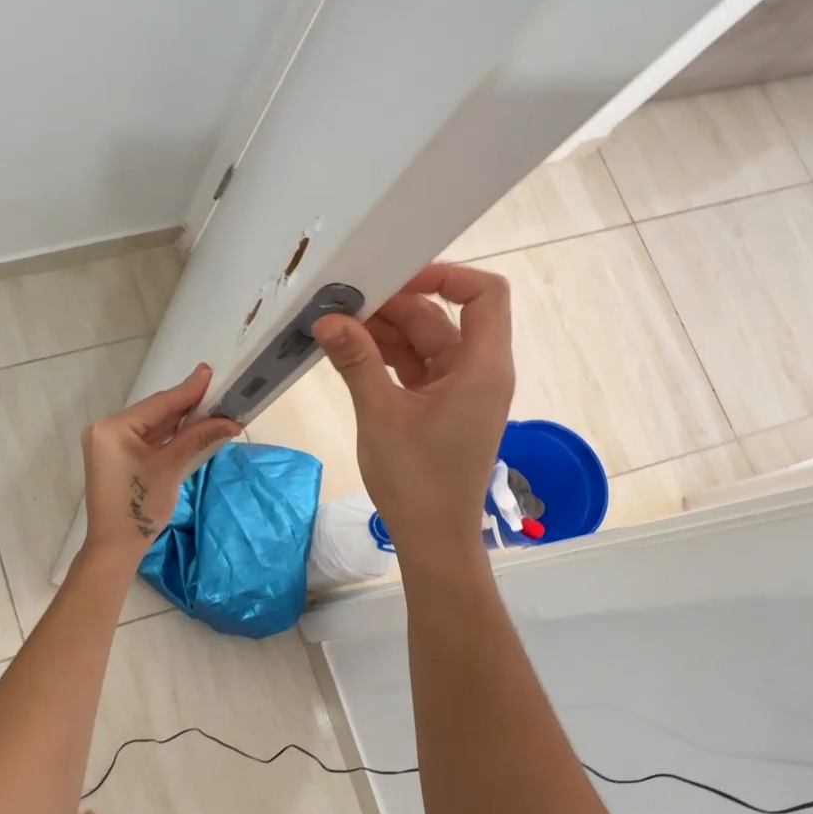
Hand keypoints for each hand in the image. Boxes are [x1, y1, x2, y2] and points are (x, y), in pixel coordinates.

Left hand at [80, 364, 242, 564]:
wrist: (115, 546)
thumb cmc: (140, 506)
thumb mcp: (171, 467)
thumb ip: (197, 437)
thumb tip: (231, 420)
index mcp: (112, 428)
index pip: (158, 404)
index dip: (188, 390)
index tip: (210, 372)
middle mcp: (104, 430)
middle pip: (153, 412)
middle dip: (185, 406)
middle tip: (216, 391)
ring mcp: (106, 444)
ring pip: (149, 426)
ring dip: (177, 421)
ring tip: (208, 407)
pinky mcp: (112, 458)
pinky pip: (142, 439)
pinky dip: (165, 436)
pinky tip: (188, 427)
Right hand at [312, 263, 515, 549]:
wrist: (433, 537)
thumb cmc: (416, 479)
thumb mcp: (381, 415)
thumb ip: (356, 362)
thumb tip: (328, 319)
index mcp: (482, 367)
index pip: (484, 295)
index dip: (446, 276)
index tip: (395, 277)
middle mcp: (478, 371)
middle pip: (443, 318)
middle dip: (396, 307)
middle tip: (345, 302)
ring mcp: (459, 392)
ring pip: (425, 344)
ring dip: (385, 333)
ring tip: (338, 325)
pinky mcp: (440, 409)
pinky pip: (416, 370)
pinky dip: (387, 359)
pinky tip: (351, 353)